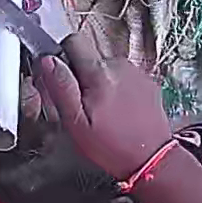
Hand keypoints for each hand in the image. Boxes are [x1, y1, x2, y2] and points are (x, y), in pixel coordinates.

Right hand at [35, 34, 174, 179]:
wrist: (154, 162)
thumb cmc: (111, 145)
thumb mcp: (75, 122)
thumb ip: (60, 86)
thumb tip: (47, 60)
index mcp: (99, 72)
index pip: (73, 40)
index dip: (62, 55)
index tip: (61, 76)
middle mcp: (120, 65)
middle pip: (90, 56)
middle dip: (81, 74)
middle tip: (82, 103)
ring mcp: (137, 73)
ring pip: (106, 66)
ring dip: (99, 81)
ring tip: (102, 110)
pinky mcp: (148, 82)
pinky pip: (123, 76)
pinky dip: (117, 88)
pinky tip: (119, 110)